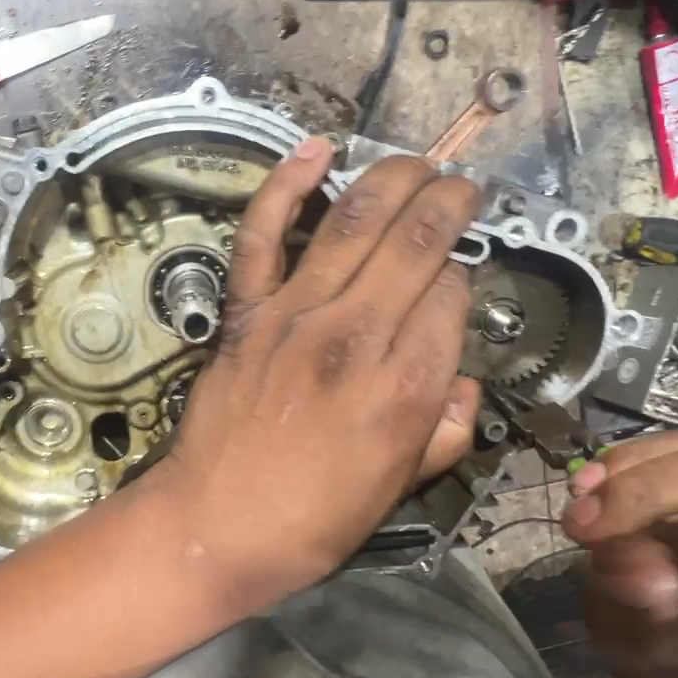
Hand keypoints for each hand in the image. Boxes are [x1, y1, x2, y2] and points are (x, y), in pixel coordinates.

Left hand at [148, 140, 481, 611]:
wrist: (215, 526)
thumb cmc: (312, 521)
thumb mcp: (400, 489)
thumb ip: (444, 432)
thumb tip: (462, 384)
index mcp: (405, 389)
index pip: (451, 298)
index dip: (460, 279)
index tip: (453, 281)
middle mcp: (356, 338)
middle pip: (416, 244)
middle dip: (447, 205)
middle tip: (461, 189)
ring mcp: (294, 317)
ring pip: (354, 224)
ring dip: (394, 181)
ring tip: (418, 163)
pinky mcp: (245, 312)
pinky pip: (262, 236)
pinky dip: (284, 187)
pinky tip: (314, 151)